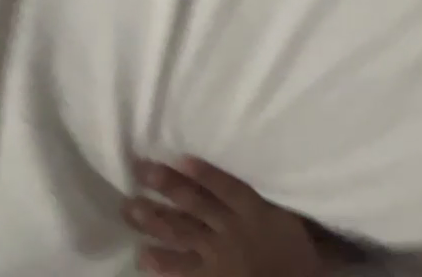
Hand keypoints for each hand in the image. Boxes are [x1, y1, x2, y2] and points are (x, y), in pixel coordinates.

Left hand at [124, 158, 333, 276]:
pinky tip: (143, 255)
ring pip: (182, 233)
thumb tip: (244, 159)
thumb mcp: (282, 215)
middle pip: (195, 204)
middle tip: (140, 170)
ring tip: (130, 208)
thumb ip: (258, 193)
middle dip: (167, 186)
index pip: (225, 186)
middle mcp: (230, 229)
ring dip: (155, 220)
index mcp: (252, 210)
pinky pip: (183, 271)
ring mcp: (217, 256)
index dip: (204, 172)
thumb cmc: (291, 251)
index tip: (180, 157)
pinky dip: (163, 264)